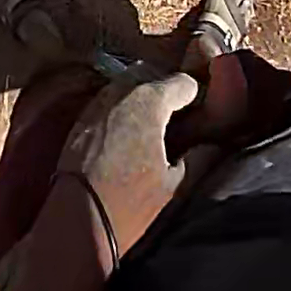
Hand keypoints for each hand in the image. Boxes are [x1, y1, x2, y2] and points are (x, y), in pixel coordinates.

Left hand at [57, 73, 215, 254]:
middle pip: (152, 74)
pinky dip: (123, 106)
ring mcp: (99, 99)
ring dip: (143, 96)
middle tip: (180, 116)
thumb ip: (199, 157)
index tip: (201, 111)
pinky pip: (110, 98)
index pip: (181, 82)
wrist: (77, 216)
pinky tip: (130, 130)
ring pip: (128, 83)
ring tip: (156, 124)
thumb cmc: (130, 202)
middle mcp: (122, 90)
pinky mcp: (83, 113)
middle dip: (167, 89)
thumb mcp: (175, 184)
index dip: (195, 95)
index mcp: (150, 101)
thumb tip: (212, 145)